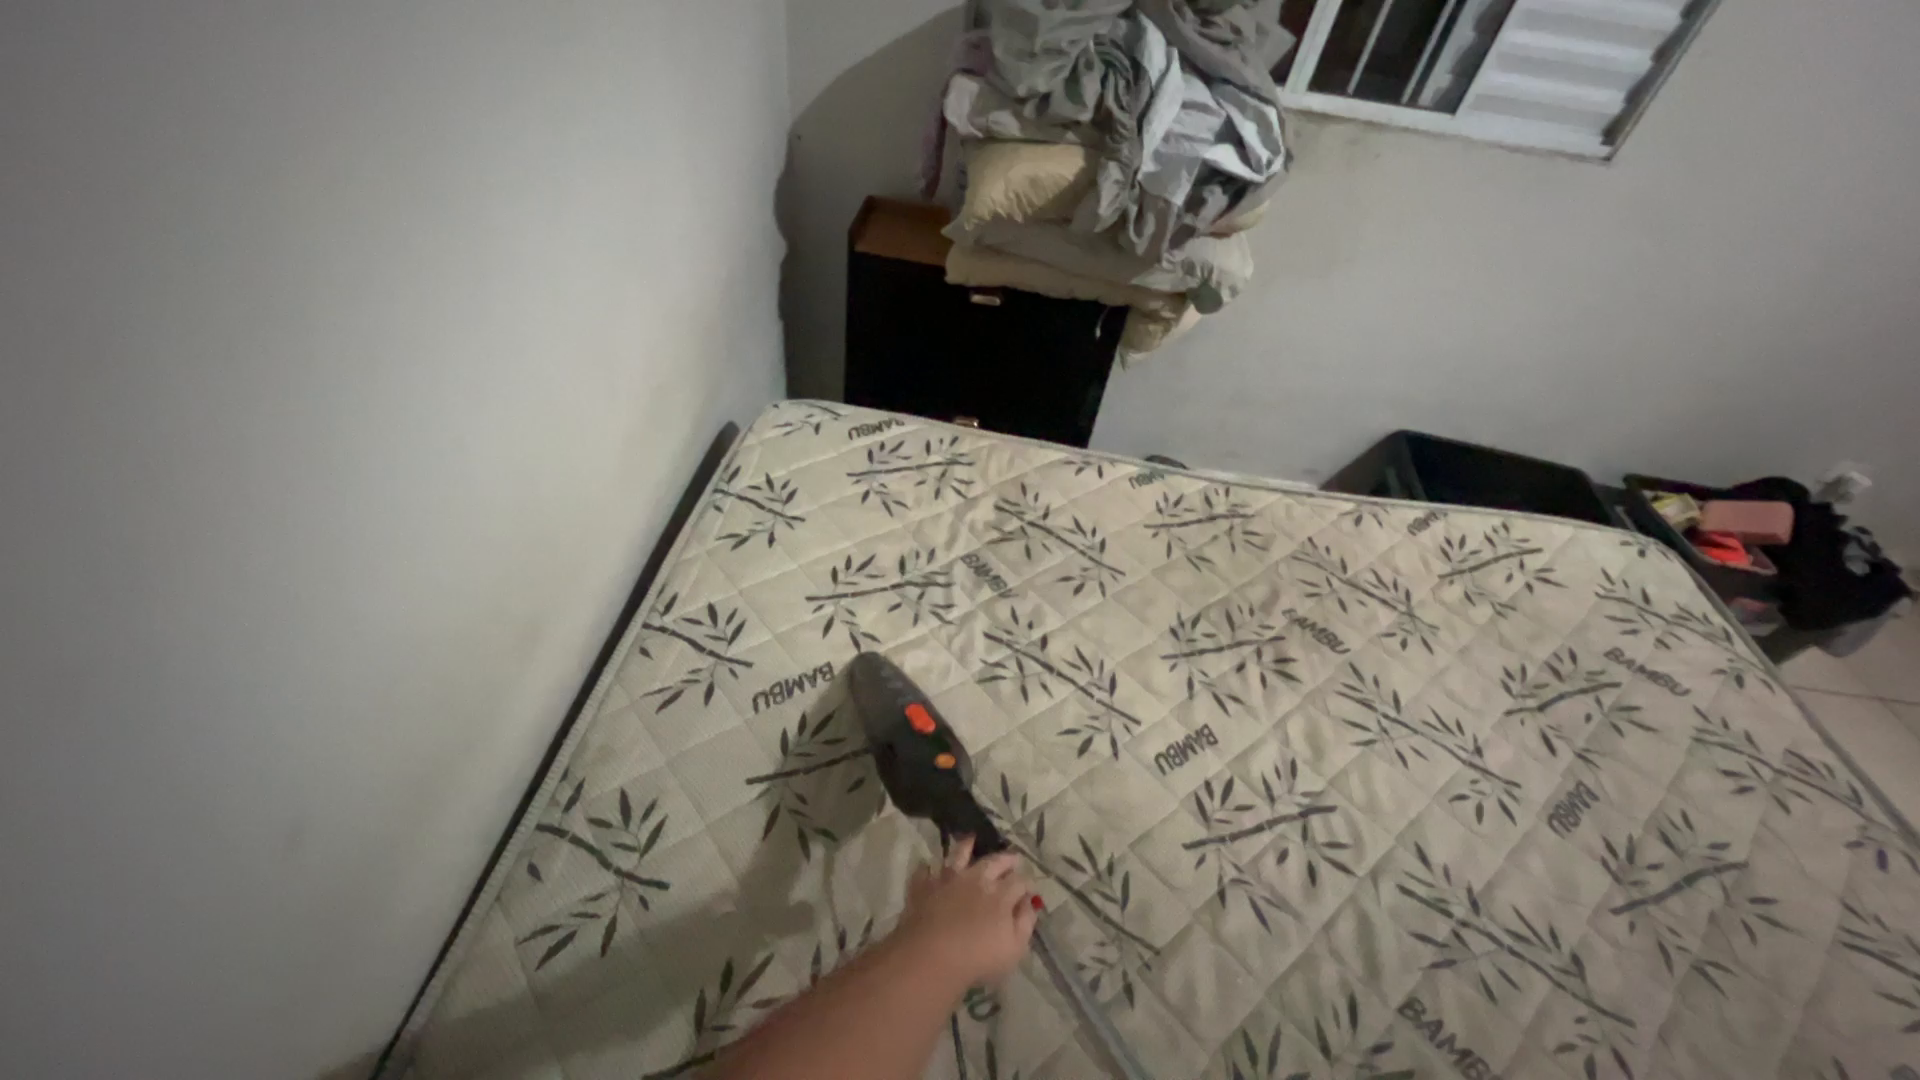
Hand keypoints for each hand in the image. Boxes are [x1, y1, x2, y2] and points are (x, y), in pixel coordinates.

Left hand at [890, 835, 1038, 988]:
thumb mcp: (1014, 948)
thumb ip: (1025, 922)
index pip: (1019, 881)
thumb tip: (1029, 903)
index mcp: (1001, 895)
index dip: (1027, 883)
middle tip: (1013, 858)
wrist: (932, 956)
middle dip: (1007, 859)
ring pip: (959, 855)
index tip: (1030, 889)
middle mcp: (976, 879)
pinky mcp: (925, 886)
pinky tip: (929, 865)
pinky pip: (925, 870)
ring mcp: (948, 879)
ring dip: (967, 846)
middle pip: (994, 862)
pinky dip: (929, 867)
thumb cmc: (978, 958)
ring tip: (971, 840)